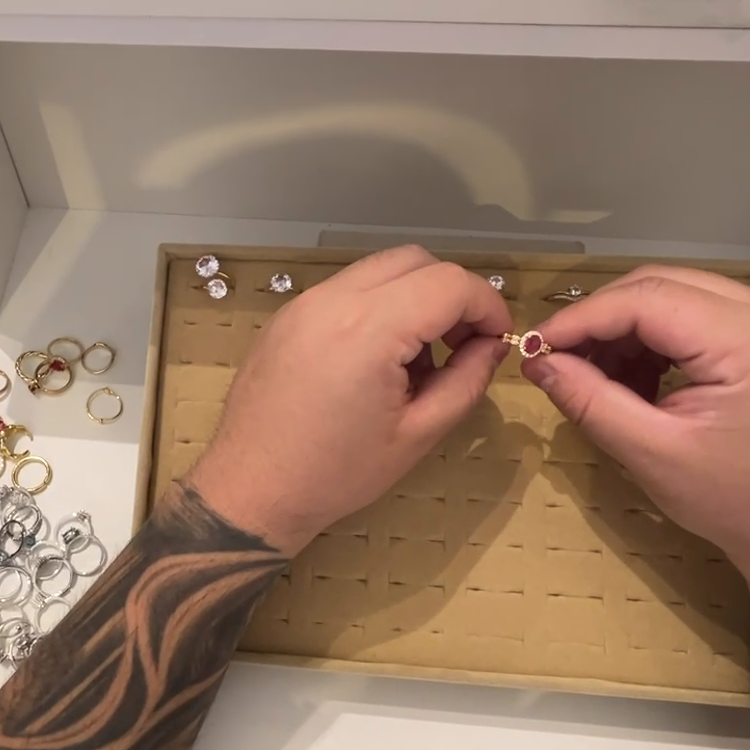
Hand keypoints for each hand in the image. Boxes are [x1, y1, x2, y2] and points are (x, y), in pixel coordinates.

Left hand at [187, 247, 512, 554]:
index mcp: (368, 329)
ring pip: (377, 271)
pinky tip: (374, 358)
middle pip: (414, 261)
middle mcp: (331, 301)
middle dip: (451, 294)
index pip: (449, 283)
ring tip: (416, 359)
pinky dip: (375, 306)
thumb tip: (491, 346)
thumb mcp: (417, 434)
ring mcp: (302, 304)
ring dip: (413, 297)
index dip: (488, 305)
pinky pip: (345, 290)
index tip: (497, 339)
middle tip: (462, 343)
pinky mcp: (285, 316)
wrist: (252, 488)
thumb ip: (466, 380)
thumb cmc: (335, 474)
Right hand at [523, 266, 749, 588]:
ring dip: (625, 329)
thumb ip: (589, 400)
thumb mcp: (651, 453)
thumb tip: (536, 363)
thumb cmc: (740, 503)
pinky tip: (635, 378)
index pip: (646, 299)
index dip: (580, 318)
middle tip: (557, 359)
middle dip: (599, 318)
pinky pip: (699, 316)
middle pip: (661, 285)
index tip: (533, 347)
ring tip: (595, 376)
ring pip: (677, 296)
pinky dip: (655, 339)